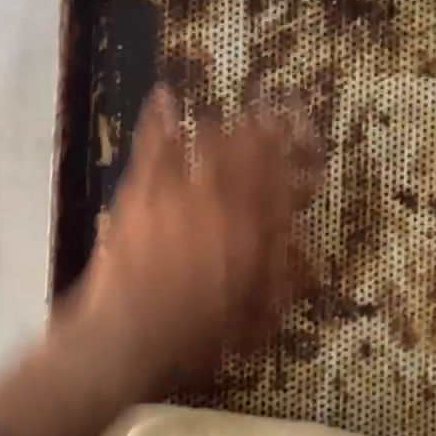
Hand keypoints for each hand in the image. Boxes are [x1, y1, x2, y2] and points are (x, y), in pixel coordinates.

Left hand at [58, 84, 317, 394]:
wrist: (125, 336)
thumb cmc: (195, 338)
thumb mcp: (254, 321)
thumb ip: (284, 286)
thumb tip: (309, 265)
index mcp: (256, 232)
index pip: (285, 185)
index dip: (297, 166)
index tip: (304, 158)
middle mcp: (225, 200)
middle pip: (253, 152)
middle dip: (268, 134)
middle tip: (275, 122)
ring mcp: (180, 190)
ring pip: (210, 141)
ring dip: (225, 128)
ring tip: (232, 120)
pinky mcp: (140, 191)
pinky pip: (154, 144)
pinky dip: (160, 118)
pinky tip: (164, 96)